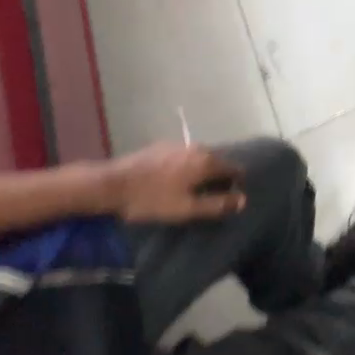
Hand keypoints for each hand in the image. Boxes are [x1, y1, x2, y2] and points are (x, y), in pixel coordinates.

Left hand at [101, 143, 245, 224]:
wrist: (111, 184)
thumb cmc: (152, 199)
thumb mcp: (186, 209)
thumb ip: (217, 204)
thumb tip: (243, 200)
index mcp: (207, 161)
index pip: (236, 169)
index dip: (235, 185)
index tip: (224, 200)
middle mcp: (198, 147)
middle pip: (218, 163)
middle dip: (217, 179)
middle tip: (204, 200)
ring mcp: (179, 144)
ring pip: (200, 159)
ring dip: (199, 173)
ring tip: (186, 192)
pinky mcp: (162, 146)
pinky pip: (183, 157)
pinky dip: (184, 168)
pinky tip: (169, 182)